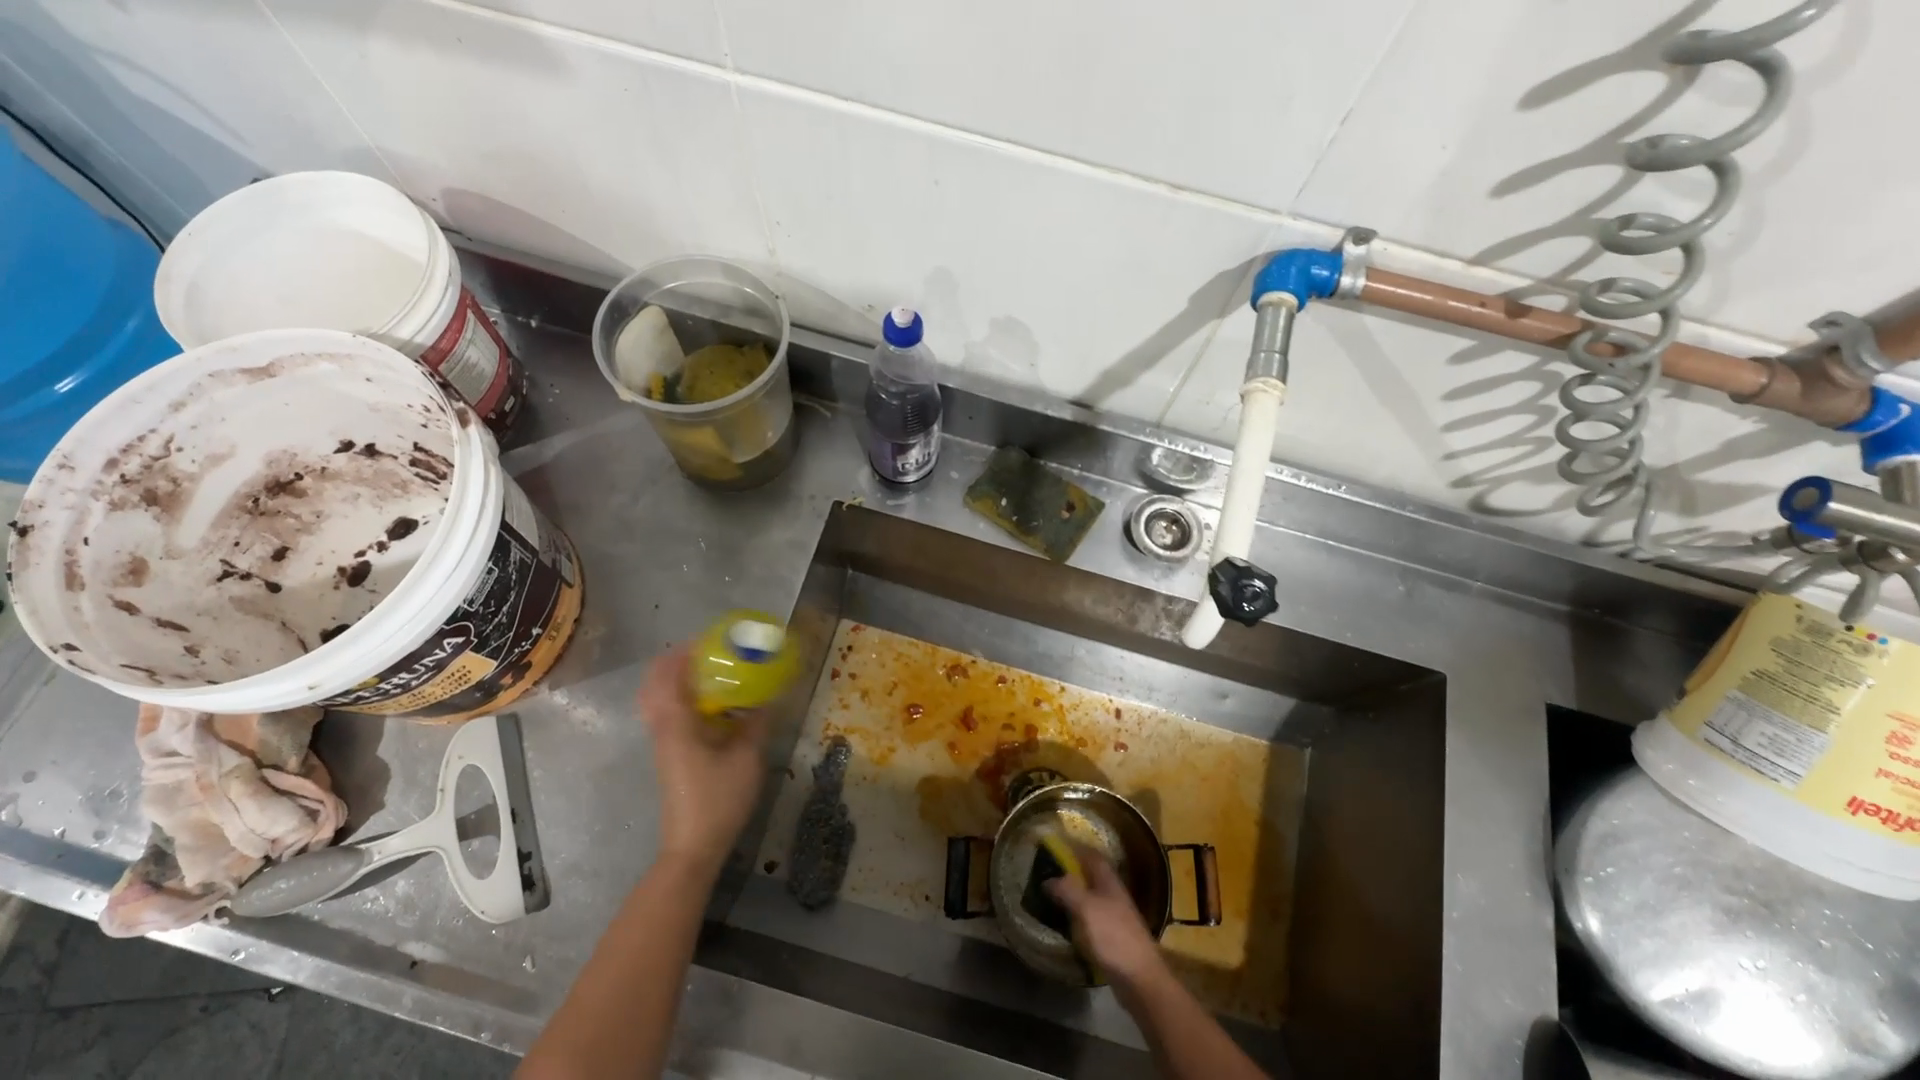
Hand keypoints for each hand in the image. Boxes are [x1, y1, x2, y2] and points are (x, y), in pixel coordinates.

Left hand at [639, 647, 768, 876]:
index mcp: (676, 723)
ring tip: (709, 675)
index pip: (670, 674)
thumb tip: (766, 698)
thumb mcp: (747, 759)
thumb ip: (755, 724)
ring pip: (658, 700)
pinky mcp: (668, 756)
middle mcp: (662, 728)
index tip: (710, 639)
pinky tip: (710, 708)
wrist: (692, 847)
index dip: (686, 652)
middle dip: (676, 662)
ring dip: (677, 681)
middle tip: (706, 653)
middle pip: (655, 684)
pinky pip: (667, 715)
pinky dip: (681, 700)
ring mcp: (662, 744)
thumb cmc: (718, 800)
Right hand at [1046, 847, 1168, 988]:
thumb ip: (1067, 889)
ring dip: (1071, 895)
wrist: (1139, 978)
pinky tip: (1062, 924)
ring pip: (1089, 898)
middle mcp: (1113, 895)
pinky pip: (1089, 919)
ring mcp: (1114, 917)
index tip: (1054, 844)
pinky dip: (1075, 917)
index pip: (1092, 856)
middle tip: (1045, 872)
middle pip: (1090, 876)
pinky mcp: (1111, 938)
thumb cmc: (1112, 937)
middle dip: (1069, 872)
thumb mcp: (1086, 908)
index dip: (1075, 847)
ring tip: (1048, 896)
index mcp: (1109, 882)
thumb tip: (1048, 878)